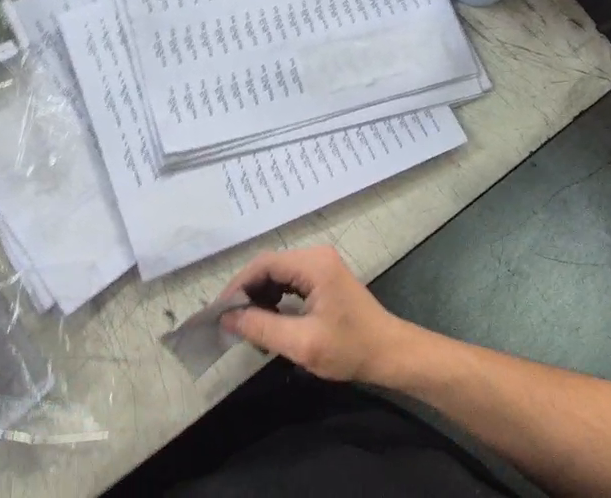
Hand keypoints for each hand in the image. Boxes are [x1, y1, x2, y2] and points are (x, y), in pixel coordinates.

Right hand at [217, 246, 411, 383]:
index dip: (238, 286)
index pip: (263, 264)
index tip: (220, 313)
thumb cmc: (350, 348)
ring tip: (249, 326)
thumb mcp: (302, 343)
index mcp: (313, 263)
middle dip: (247, 293)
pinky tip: (270, 322)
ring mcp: (321, 266)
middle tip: (231, 323)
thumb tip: (227, 319)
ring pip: (278, 275)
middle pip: (269, 267)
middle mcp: (316, 256)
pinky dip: (275, 300)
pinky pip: (289, 282)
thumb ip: (262, 328)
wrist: (391, 354)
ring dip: (260, 298)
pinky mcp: (324, 278)